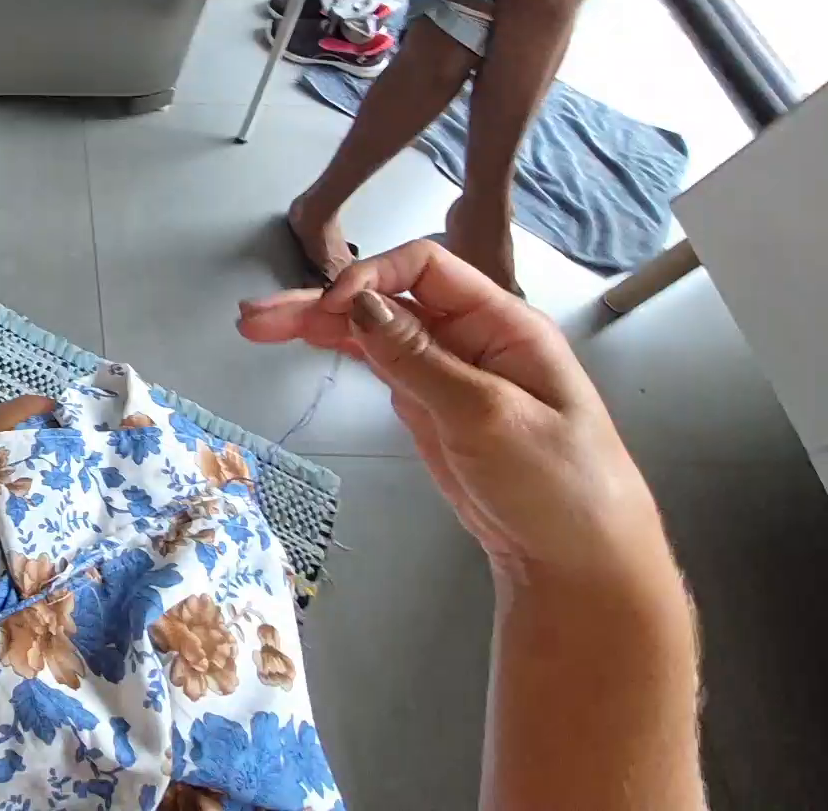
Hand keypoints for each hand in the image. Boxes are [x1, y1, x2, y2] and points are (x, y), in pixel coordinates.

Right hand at [237, 240, 669, 588]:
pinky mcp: (420, 397)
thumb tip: (355, 302)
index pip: (424, 268)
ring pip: (366, 328)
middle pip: (381, 298)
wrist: (572, 560)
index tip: (330, 310)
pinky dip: (331, 347)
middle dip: (319, 302)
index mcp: (499, 322)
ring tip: (255, 326)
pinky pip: (369, 358)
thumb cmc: (553, 482)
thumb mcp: (486, 414)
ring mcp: (440, 366)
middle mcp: (465, 333)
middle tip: (256, 315)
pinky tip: (297, 340)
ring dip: (312, 323)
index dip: (370, 277)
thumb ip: (416, 356)